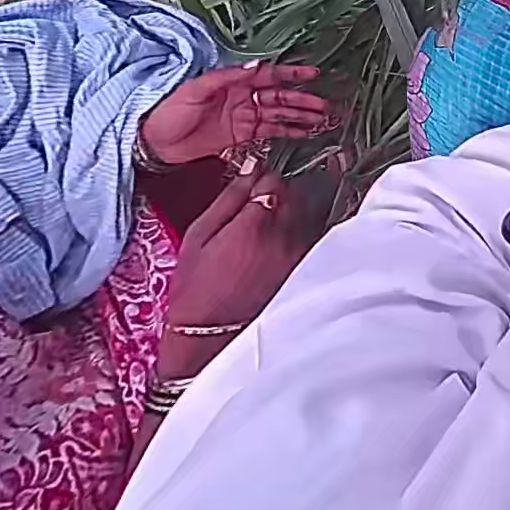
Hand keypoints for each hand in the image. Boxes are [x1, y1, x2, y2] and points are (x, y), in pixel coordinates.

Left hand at [142, 62, 331, 165]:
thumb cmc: (169, 110)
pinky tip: (304, 132)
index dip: (292, 75)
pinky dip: (288, 132)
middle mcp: (243, 97)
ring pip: (279, 114)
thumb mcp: (196, 89)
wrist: (152, 141)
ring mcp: (243, 116)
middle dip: (303, 101)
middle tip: (325, 106)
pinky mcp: (241, 135)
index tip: (313, 75)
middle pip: (280, 97)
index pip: (270, 76)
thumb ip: (228, 77)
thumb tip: (256, 65)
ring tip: (322, 119)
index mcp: (234, 82)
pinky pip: (270, 131)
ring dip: (300, 116)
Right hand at [158, 167, 315, 375]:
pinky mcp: (307, 269)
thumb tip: (251, 170)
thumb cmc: (198, 289)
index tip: (252, 188)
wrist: (210, 339)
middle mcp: (287, 235)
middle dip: (279, 195)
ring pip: (307, 213)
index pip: (275, 180)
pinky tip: (277, 248)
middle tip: (255, 212)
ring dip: (292, 213)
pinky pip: (311, 237)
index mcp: (257, 222)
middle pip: (296, 194)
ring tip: (265, 233)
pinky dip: (299, 234)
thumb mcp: (199, 236)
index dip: (262, 180)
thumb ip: (230, 198)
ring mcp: (301, 253)